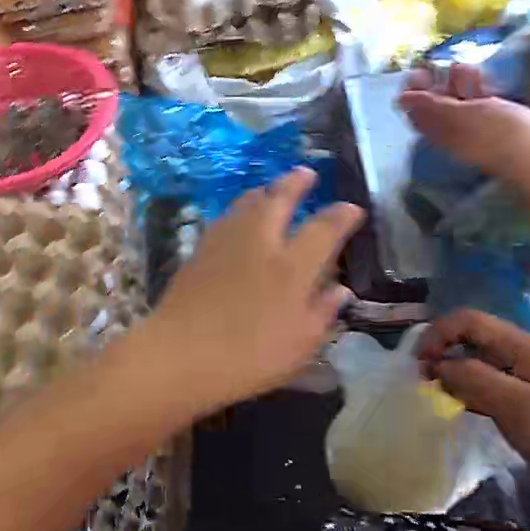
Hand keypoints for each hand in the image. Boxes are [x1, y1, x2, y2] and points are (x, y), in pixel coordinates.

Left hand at [140, 168, 364, 411]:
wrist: (177, 356)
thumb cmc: (247, 358)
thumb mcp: (299, 346)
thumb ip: (322, 313)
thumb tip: (340, 289)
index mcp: (291, 267)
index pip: (324, 229)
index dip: (341, 216)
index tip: (352, 208)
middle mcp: (260, 243)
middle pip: (280, 199)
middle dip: (296, 183)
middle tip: (307, 172)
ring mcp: (225, 243)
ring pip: (247, 202)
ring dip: (265, 190)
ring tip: (272, 188)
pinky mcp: (198, 251)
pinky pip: (226, 217)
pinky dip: (240, 209)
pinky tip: (239, 217)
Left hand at [398, 64, 529, 180]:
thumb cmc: (495, 132)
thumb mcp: (457, 116)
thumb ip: (430, 106)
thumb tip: (401, 99)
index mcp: (442, 136)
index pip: (419, 116)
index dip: (412, 96)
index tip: (412, 74)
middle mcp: (457, 133)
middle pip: (438, 108)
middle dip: (433, 86)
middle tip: (432, 64)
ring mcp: (481, 125)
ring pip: (461, 101)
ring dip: (455, 83)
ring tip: (457, 63)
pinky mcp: (503, 118)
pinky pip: (483, 100)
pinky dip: (477, 85)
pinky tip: (477, 70)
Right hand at [417, 310, 529, 497]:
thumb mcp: (520, 408)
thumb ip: (477, 379)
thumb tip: (439, 363)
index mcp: (527, 348)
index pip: (471, 320)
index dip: (439, 333)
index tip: (418, 364)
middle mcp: (524, 356)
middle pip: (473, 338)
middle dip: (442, 351)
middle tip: (421, 382)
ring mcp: (526, 380)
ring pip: (477, 363)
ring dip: (452, 372)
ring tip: (432, 395)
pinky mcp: (526, 405)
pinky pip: (487, 387)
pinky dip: (466, 392)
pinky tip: (455, 408)